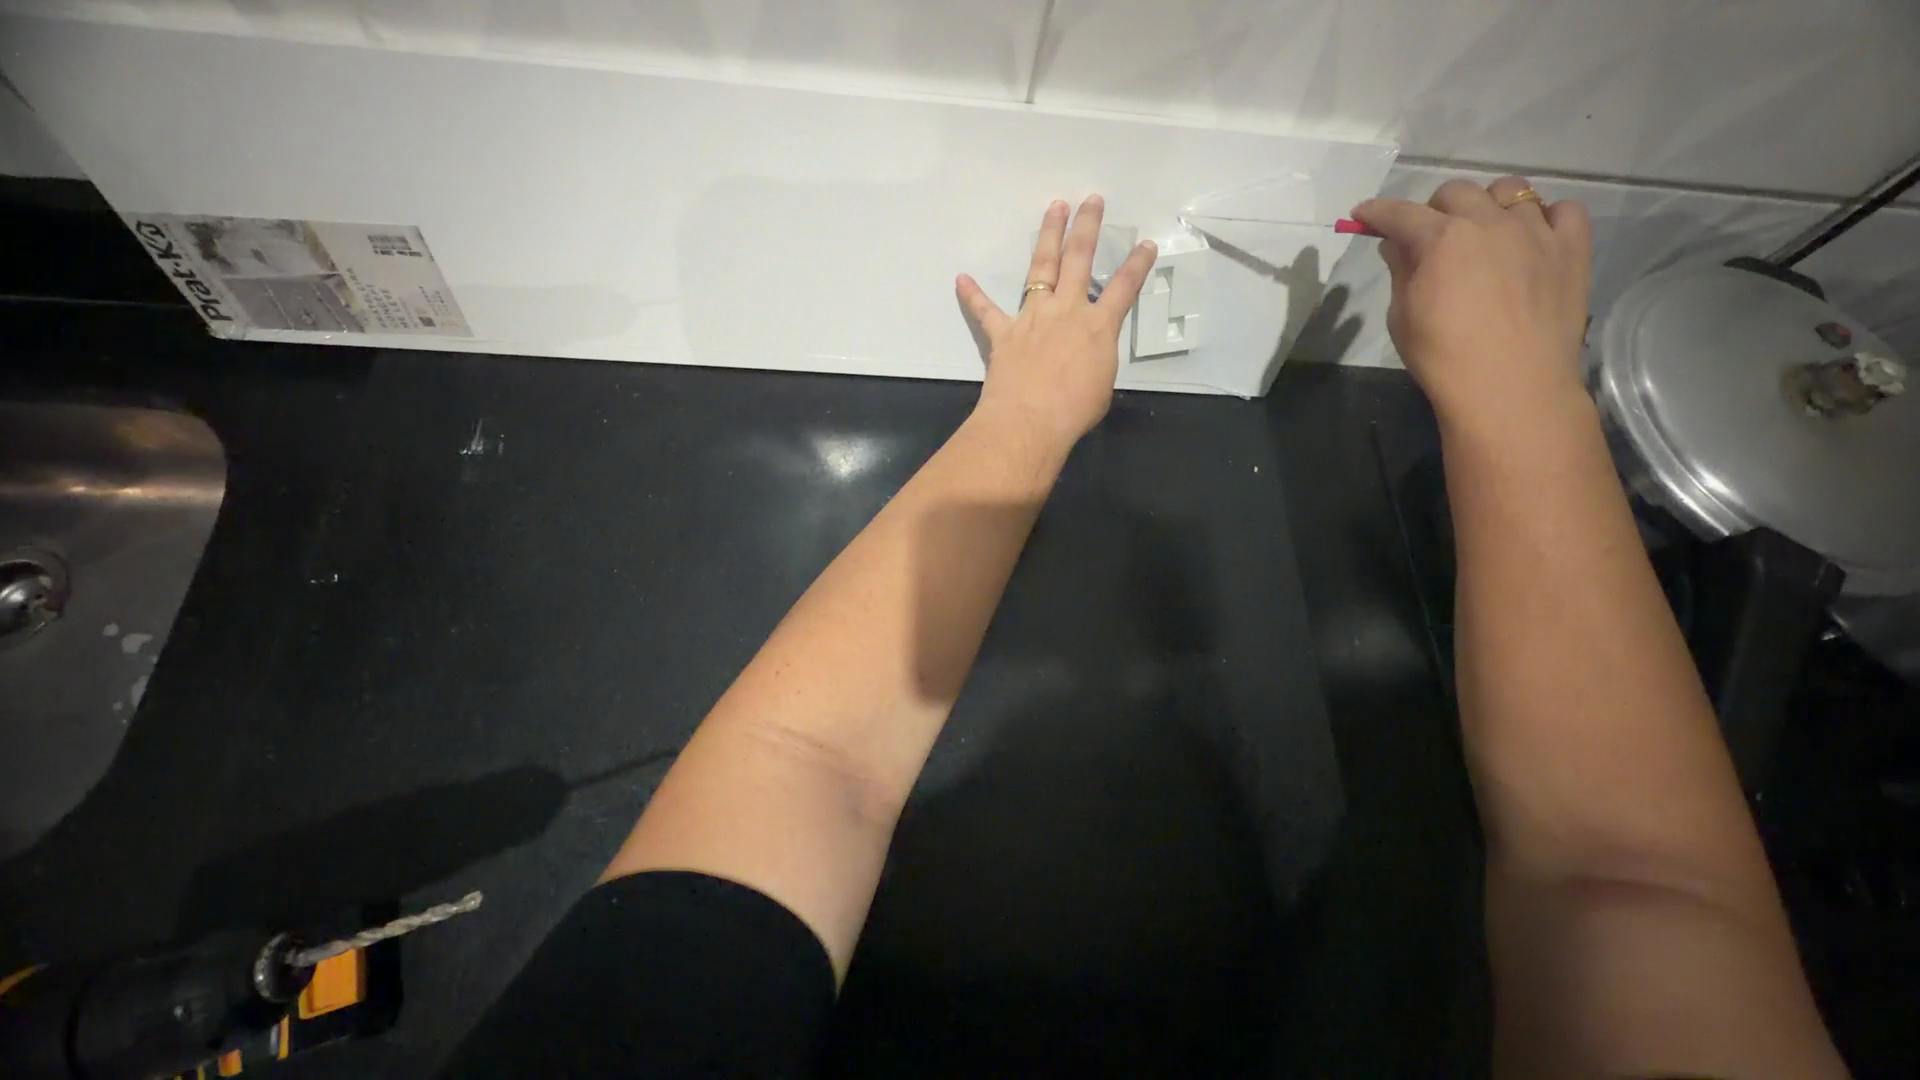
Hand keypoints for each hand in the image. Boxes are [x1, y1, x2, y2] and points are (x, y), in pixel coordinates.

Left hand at [956, 195, 1157, 452]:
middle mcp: (1066, 311)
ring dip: (1048, 236)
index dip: (1138, 265)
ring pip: (1041, 267)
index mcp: (1099, 327)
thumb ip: (1097, 358)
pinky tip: (962, 279)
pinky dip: (973, 296)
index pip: (1125, 288)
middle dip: (1088, 227)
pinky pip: (986, 311)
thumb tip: (1088, 354)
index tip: (1145, 243)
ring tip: (1055, 209)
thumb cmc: (1074, 410)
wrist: (1030, 421)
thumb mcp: (1102, 384)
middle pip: (1080, 259)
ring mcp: (1033, 318)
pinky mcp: (1003, 334)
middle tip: (1092, 200)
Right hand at [1352, 177, 1593, 428]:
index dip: (1378, 212)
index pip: (1401, 214)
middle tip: (1429, 235)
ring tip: (1485, 233)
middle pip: (1458, 192)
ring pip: (1512, 191)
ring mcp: (1536, 231)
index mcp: (1442, 239)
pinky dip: (1545, 218)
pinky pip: (1564, 211)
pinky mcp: (1572, 248)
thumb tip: (1397, 245)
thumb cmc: (1443, 357)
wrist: (1510, 387)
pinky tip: (1533, 240)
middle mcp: (1490, 222)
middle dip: (1436, 208)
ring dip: (1489, 206)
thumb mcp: (1403, 317)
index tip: (1364, 215)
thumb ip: (1401, 272)